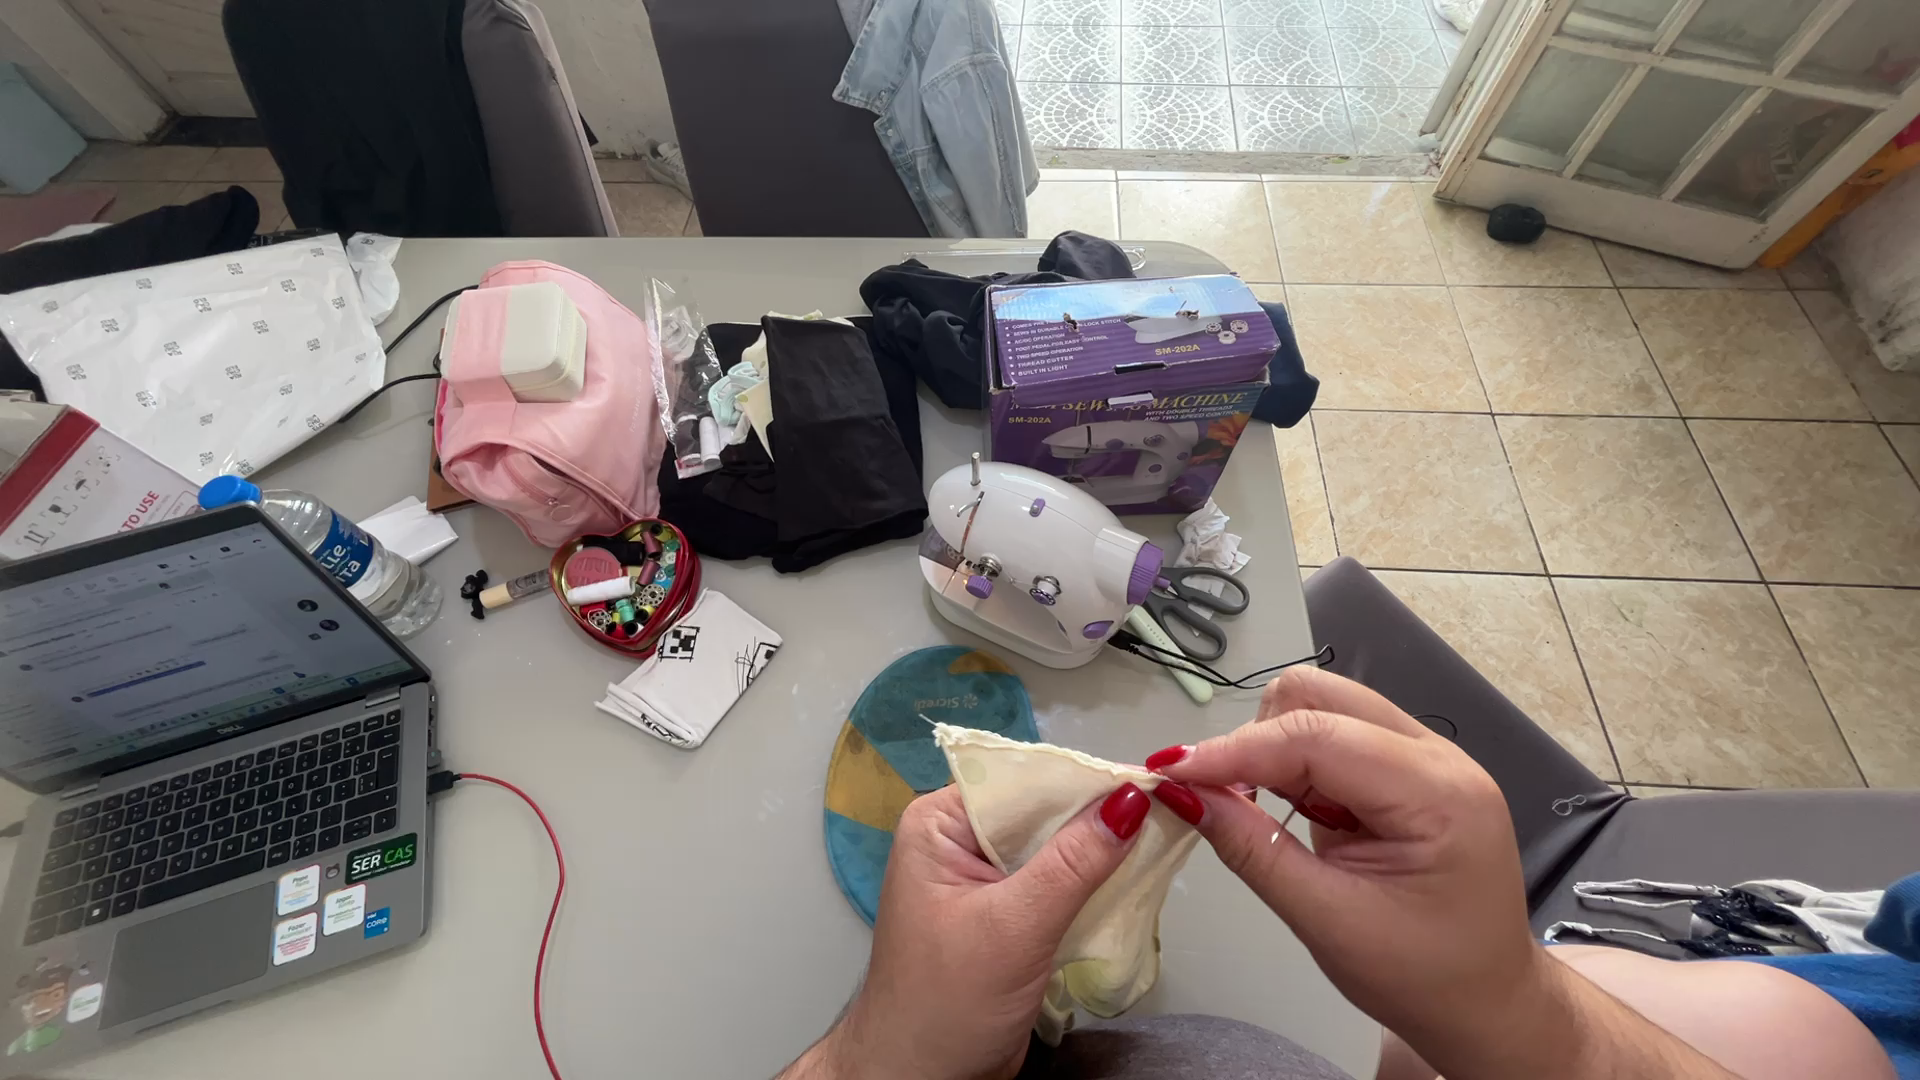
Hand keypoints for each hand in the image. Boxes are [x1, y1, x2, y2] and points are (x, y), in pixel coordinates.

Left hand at [783, 782, 1148, 1079]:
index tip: (1141, 778)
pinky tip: (1130, 872)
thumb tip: (1131, 799)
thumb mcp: (1014, 926)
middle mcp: (959, 835)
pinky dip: (1088, 879)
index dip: (1078, 777)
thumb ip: (1073, 863)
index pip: (1017, 780)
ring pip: (1051, 842)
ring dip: (1097, 845)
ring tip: (1159, 829)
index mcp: (940, 821)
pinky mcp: (1006, 906)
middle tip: (1162, 802)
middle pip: (1038, 808)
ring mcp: (982, 871)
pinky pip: (1054, 877)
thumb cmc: (947, 1002)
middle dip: (1094, 811)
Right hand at [1143, 667, 1544, 1063]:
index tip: (1169, 771)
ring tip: (1276, 807)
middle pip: (1316, 694)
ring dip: (1272, 744)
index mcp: (1438, 795)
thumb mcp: (1327, 922)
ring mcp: (1421, 749)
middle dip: (1258, 738)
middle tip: (1234, 798)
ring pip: (1315, 699)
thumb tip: (1177, 792)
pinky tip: (1296, 803)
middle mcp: (1435, 753)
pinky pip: (1324, 725)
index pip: (1315, 738)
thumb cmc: (1421, 977)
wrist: (1490, 1003)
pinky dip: (1288, 755)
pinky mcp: (1399, 757)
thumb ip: (1251, 848)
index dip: (1234, 750)